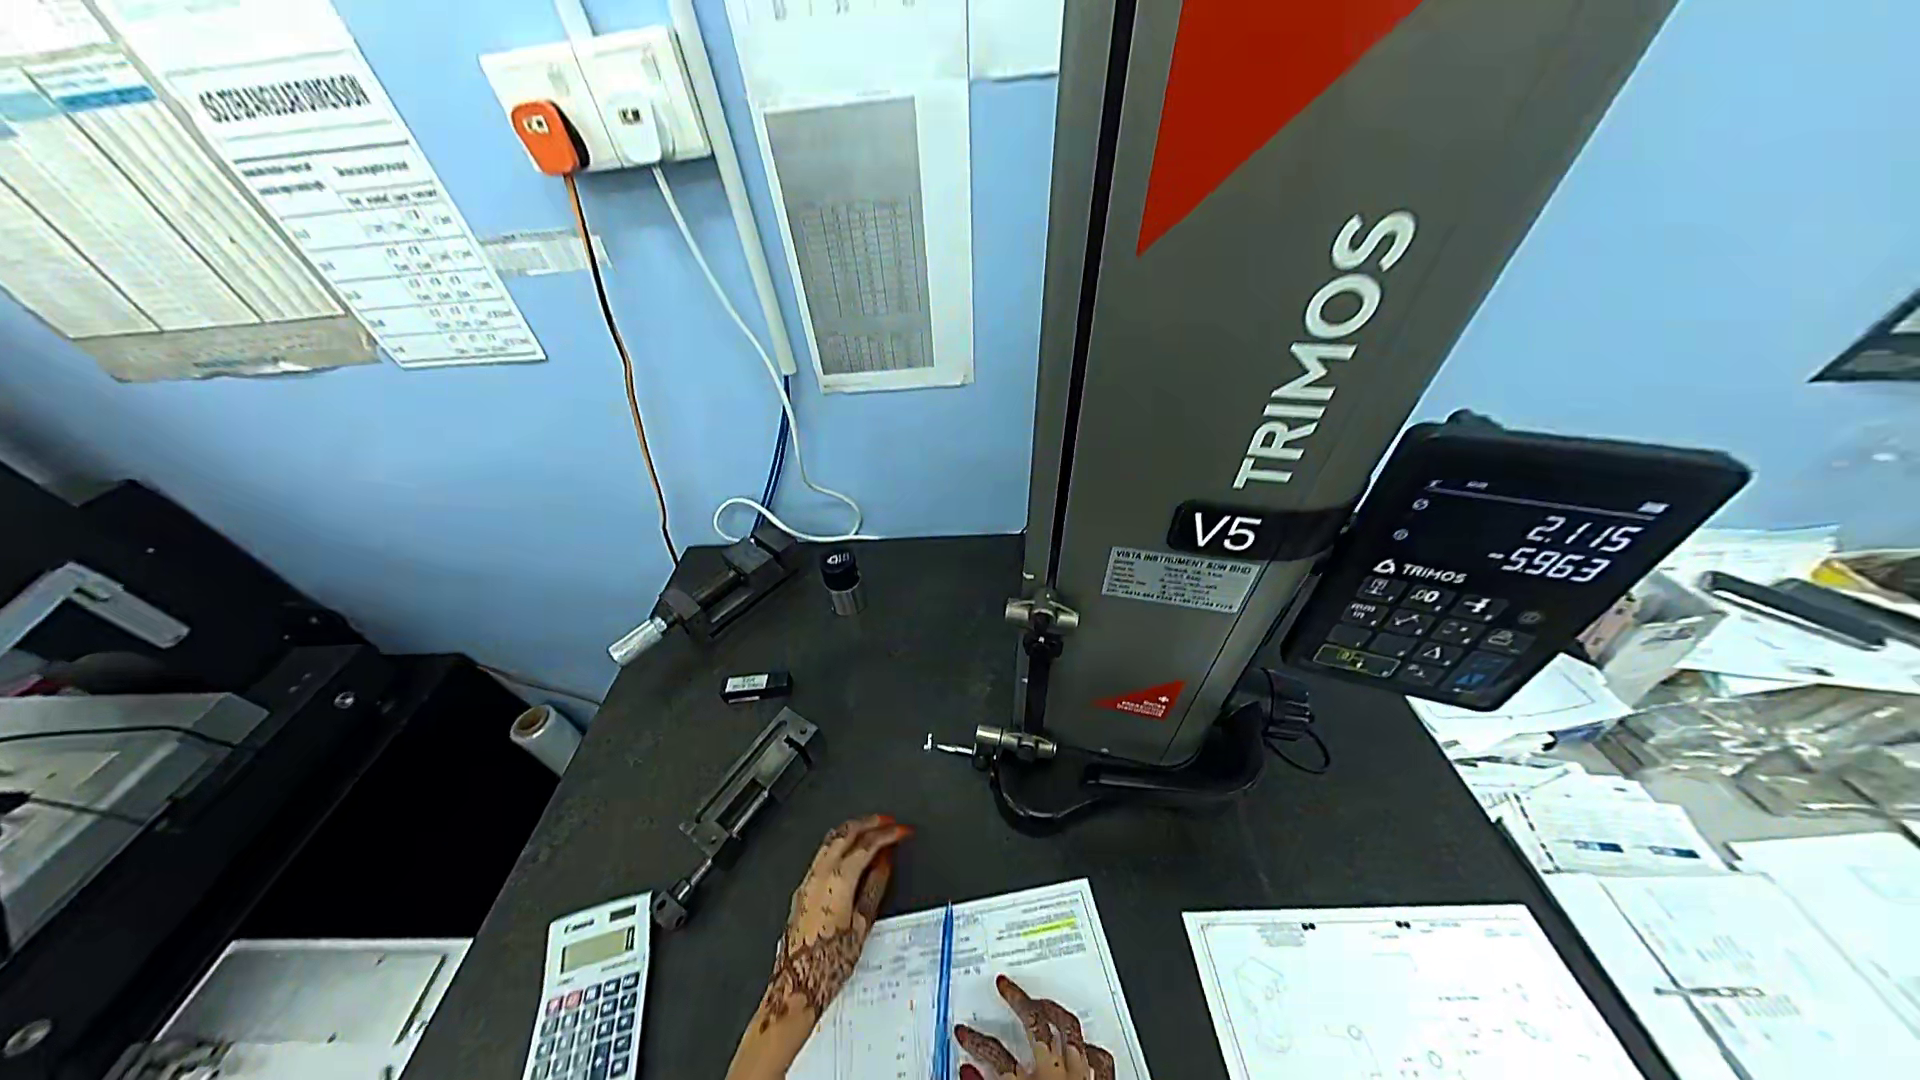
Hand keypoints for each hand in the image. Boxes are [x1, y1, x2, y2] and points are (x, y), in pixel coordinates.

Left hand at [726, 814, 912, 1079]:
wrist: (796, 987)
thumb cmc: (829, 965)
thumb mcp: (862, 925)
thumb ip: (875, 886)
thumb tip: (885, 862)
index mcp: (837, 881)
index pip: (867, 844)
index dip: (888, 833)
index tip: (902, 831)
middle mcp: (818, 875)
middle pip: (845, 833)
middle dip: (869, 822)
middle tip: (888, 821)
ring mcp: (807, 881)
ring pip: (830, 840)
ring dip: (853, 829)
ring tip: (871, 828)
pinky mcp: (802, 889)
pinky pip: (822, 853)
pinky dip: (840, 843)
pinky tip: (850, 849)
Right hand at [956, 975, 1116, 1079]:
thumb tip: (966, 1073)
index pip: (994, 1054)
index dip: (976, 1041)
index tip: (964, 1032)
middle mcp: (1055, 1076)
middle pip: (1035, 1024)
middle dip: (1018, 1000)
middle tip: (1005, 986)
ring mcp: (1080, 1079)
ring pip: (1069, 1029)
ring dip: (1054, 1011)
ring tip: (1042, 999)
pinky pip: (1100, 1061)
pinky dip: (1091, 1049)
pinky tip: (1084, 1043)